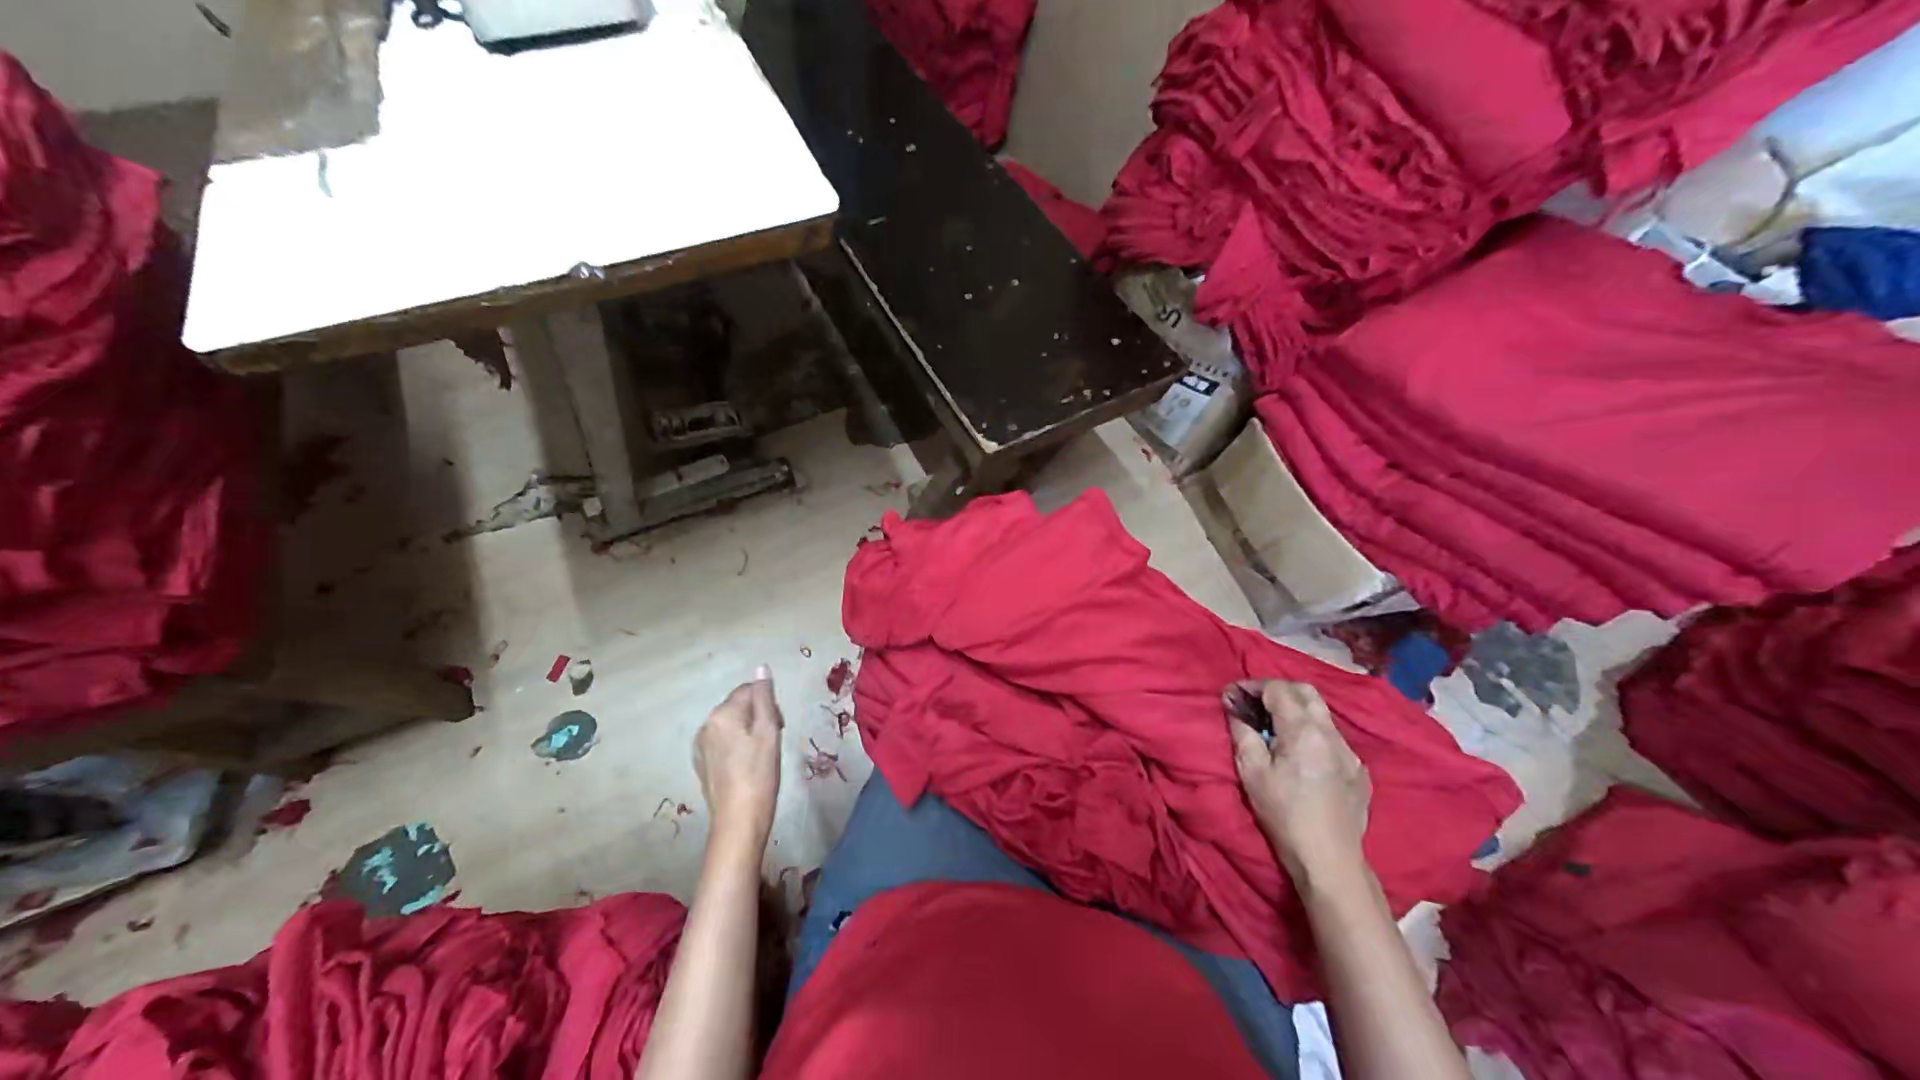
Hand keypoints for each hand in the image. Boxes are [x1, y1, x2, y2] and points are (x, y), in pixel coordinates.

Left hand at [695, 666, 783, 850]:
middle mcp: (706, 725)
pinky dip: (737, 747)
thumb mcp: (769, 731)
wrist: (738, 821)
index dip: (769, 704)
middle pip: (740, 706)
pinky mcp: (703, 764)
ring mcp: (701, 746)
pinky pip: (724, 743)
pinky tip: (747, 766)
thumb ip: (765, 697)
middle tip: (774, 742)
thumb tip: (761, 667)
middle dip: (759, 716)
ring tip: (763, 756)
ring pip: (732, 725)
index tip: (780, 726)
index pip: (750, 690)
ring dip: (749, 732)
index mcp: (722, 713)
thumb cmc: (759, 774)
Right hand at [1226, 679, 1371, 884]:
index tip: (1231, 695)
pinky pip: (1333, 739)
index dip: (1251, 686)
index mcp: (1305, 730)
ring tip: (1273, 727)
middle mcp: (1332, 734)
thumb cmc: (1284, 814)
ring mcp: (1350, 753)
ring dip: (1296, 711)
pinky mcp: (1359, 771)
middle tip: (1253, 703)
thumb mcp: (1252, 772)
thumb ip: (1243, 732)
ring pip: (1322, 714)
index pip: (1278, 689)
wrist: (1329, 859)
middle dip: (1277, 689)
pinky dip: (1311, 734)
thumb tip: (1234, 707)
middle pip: (1305, 691)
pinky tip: (1300, 756)